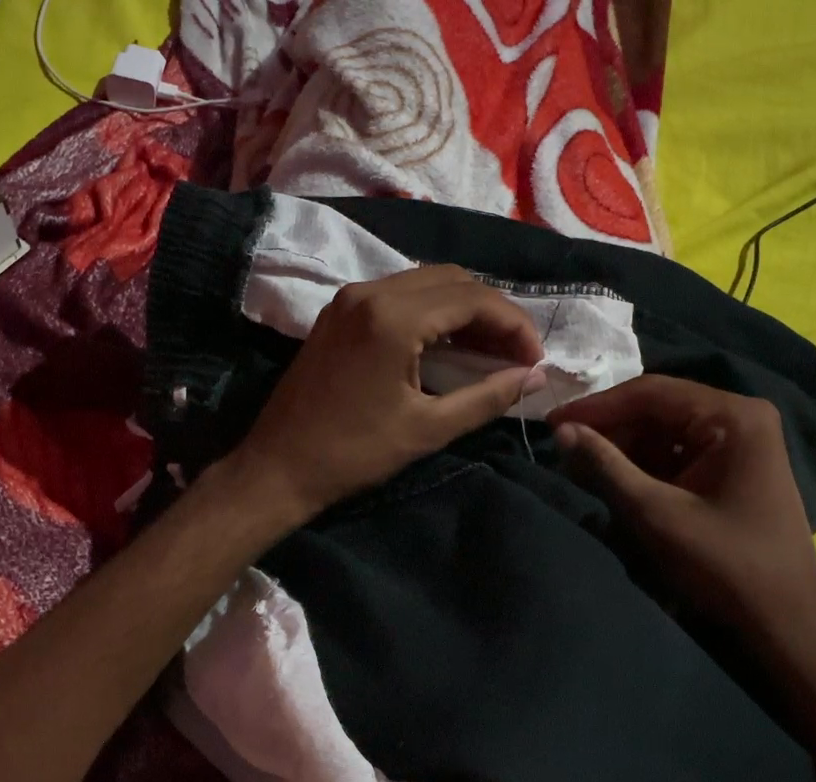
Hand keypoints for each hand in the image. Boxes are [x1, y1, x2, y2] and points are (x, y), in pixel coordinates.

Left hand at [224, 265, 546, 520]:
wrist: (279, 467)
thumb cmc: (354, 453)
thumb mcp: (428, 429)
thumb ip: (487, 397)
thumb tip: (535, 377)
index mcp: (393, 317)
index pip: (474, 299)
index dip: (514, 325)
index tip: (535, 360)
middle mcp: (370, 292)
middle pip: (452, 280)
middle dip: (492, 312)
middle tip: (515, 354)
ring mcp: (349, 299)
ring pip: (425, 283)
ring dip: (462, 309)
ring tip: (488, 351)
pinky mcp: (337, 313)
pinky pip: (397, 295)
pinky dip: (430, 312)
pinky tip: (446, 345)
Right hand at [548, 376, 815, 648]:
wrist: (782, 621)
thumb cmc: (724, 564)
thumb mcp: (656, 513)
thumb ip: (606, 466)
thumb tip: (561, 431)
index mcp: (733, 416)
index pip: (651, 392)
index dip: (596, 407)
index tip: (550, 422)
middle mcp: (741, 418)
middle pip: (659, 409)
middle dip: (610, 429)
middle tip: (563, 449)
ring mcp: (741, 444)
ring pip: (665, 433)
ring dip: (624, 449)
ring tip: (581, 468)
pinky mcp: (733, 470)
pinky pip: (679, 454)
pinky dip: (645, 466)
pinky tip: (615, 482)